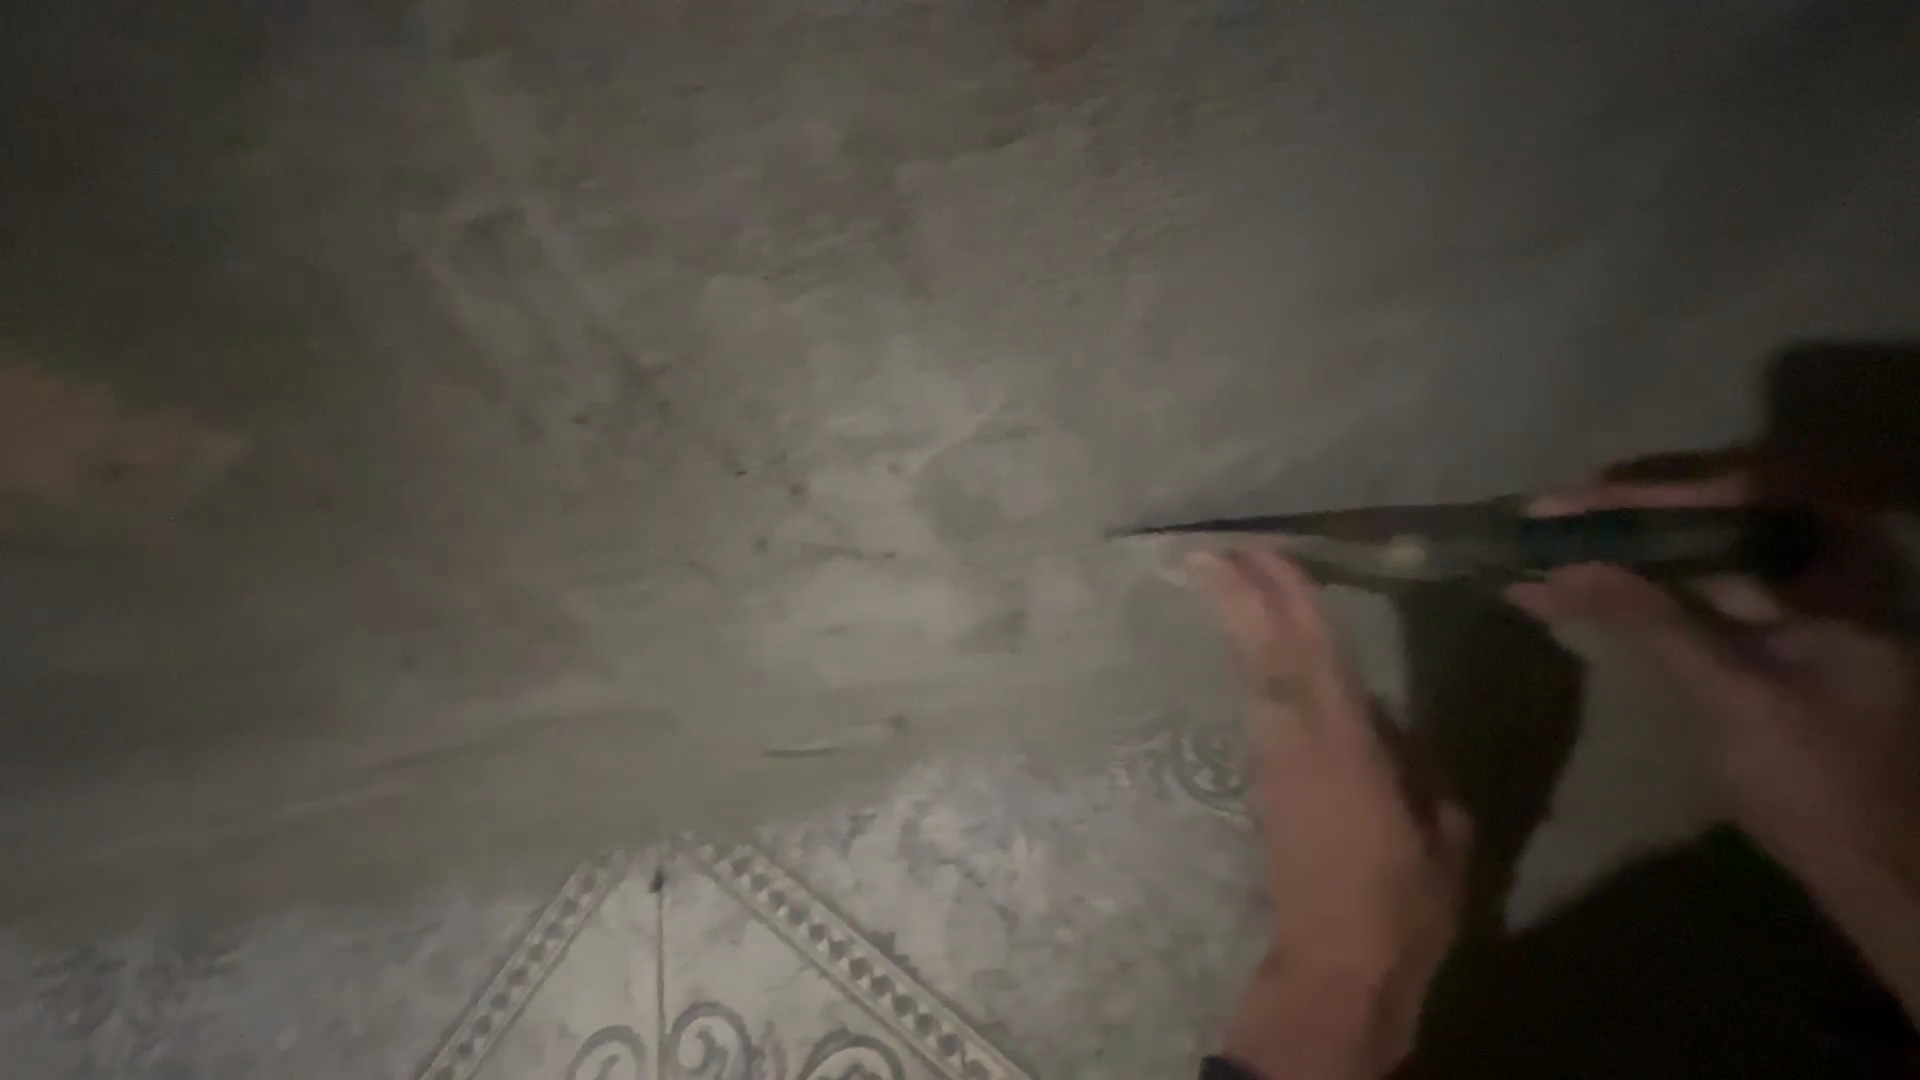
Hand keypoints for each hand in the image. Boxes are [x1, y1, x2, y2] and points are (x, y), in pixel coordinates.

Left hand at [1193, 550, 1471, 1079]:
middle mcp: (1296, 737)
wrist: (1334, 961)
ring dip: (1233, 617)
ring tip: (1214, 572)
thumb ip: (1415, 761)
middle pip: (1263, 650)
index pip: (1314, 651)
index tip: (1265, 551)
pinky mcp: (1260, 774)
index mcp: (1346, 744)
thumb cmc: (1404, 902)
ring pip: (1249, 670)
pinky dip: (1244, 657)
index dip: (1289, 597)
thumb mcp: (1443, 829)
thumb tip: (1384, 718)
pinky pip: (1252, 699)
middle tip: (1209, 545)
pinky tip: (1241, 638)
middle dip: (1238, 594)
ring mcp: (1270, 753)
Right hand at [1508, 470, 1919, 1021]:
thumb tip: (1567, 567)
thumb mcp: (1735, 698)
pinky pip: (1680, 598)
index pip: (1750, 500)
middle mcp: (1821, 583)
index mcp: (1843, 583)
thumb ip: (1652, 621)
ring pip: (1690, 559)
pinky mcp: (1753, 645)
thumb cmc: (1823, 785)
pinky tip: (1565, 593)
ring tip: (1541, 545)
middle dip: (1625, 513)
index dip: (1658, 491)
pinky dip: (1622, 592)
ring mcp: (1787, 615)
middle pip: (1715, 520)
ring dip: (1615, 551)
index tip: (1577, 501)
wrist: (1881, 873)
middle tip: (1548, 513)